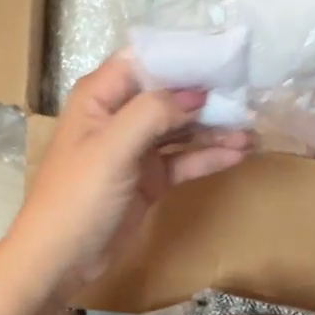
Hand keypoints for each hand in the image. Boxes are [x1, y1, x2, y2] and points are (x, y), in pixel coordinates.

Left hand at [8, 54, 251, 292]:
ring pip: (181, 130)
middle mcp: (119, 117)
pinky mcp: (150, 180)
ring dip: (214, 128)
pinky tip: (238, 154)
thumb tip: (196, 94)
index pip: (145, 61)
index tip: (222, 56)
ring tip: (252, 129)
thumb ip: (152, 113)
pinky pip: (184, 162)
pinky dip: (209, 158)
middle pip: (169, 95)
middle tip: (247, 94)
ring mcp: (136, 150)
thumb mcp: (112, 149)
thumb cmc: (77, 198)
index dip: (181, 57)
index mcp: (100, 98)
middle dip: (206, 94)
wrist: (62, 259)